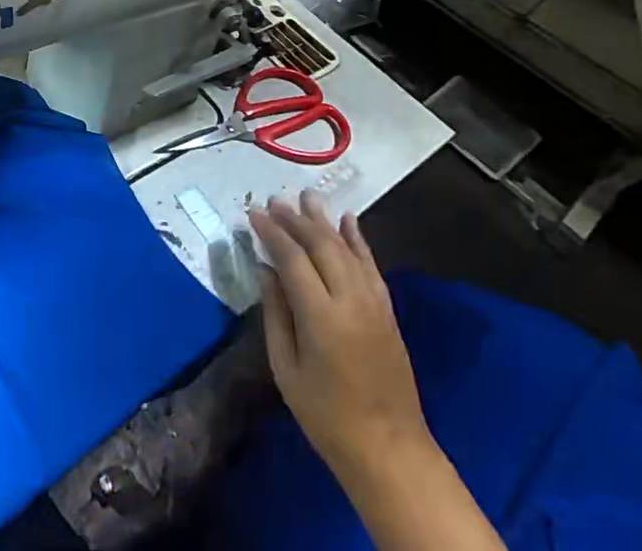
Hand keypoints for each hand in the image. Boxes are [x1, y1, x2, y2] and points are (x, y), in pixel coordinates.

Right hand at [247, 190, 428, 478]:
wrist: (387, 444)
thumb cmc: (326, 415)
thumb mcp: (286, 369)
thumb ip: (276, 314)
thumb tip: (266, 271)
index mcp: (320, 315)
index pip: (292, 258)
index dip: (273, 233)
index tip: (254, 213)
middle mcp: (350, 297)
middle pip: (321, 244)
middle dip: (296, 219)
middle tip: (275, 200)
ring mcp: (373, 299)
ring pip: (347, 247)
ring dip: (325, 220)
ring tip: (307, 197)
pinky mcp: (387, 306)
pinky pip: (370, 262)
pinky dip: (358, 239)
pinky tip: (348, 220)